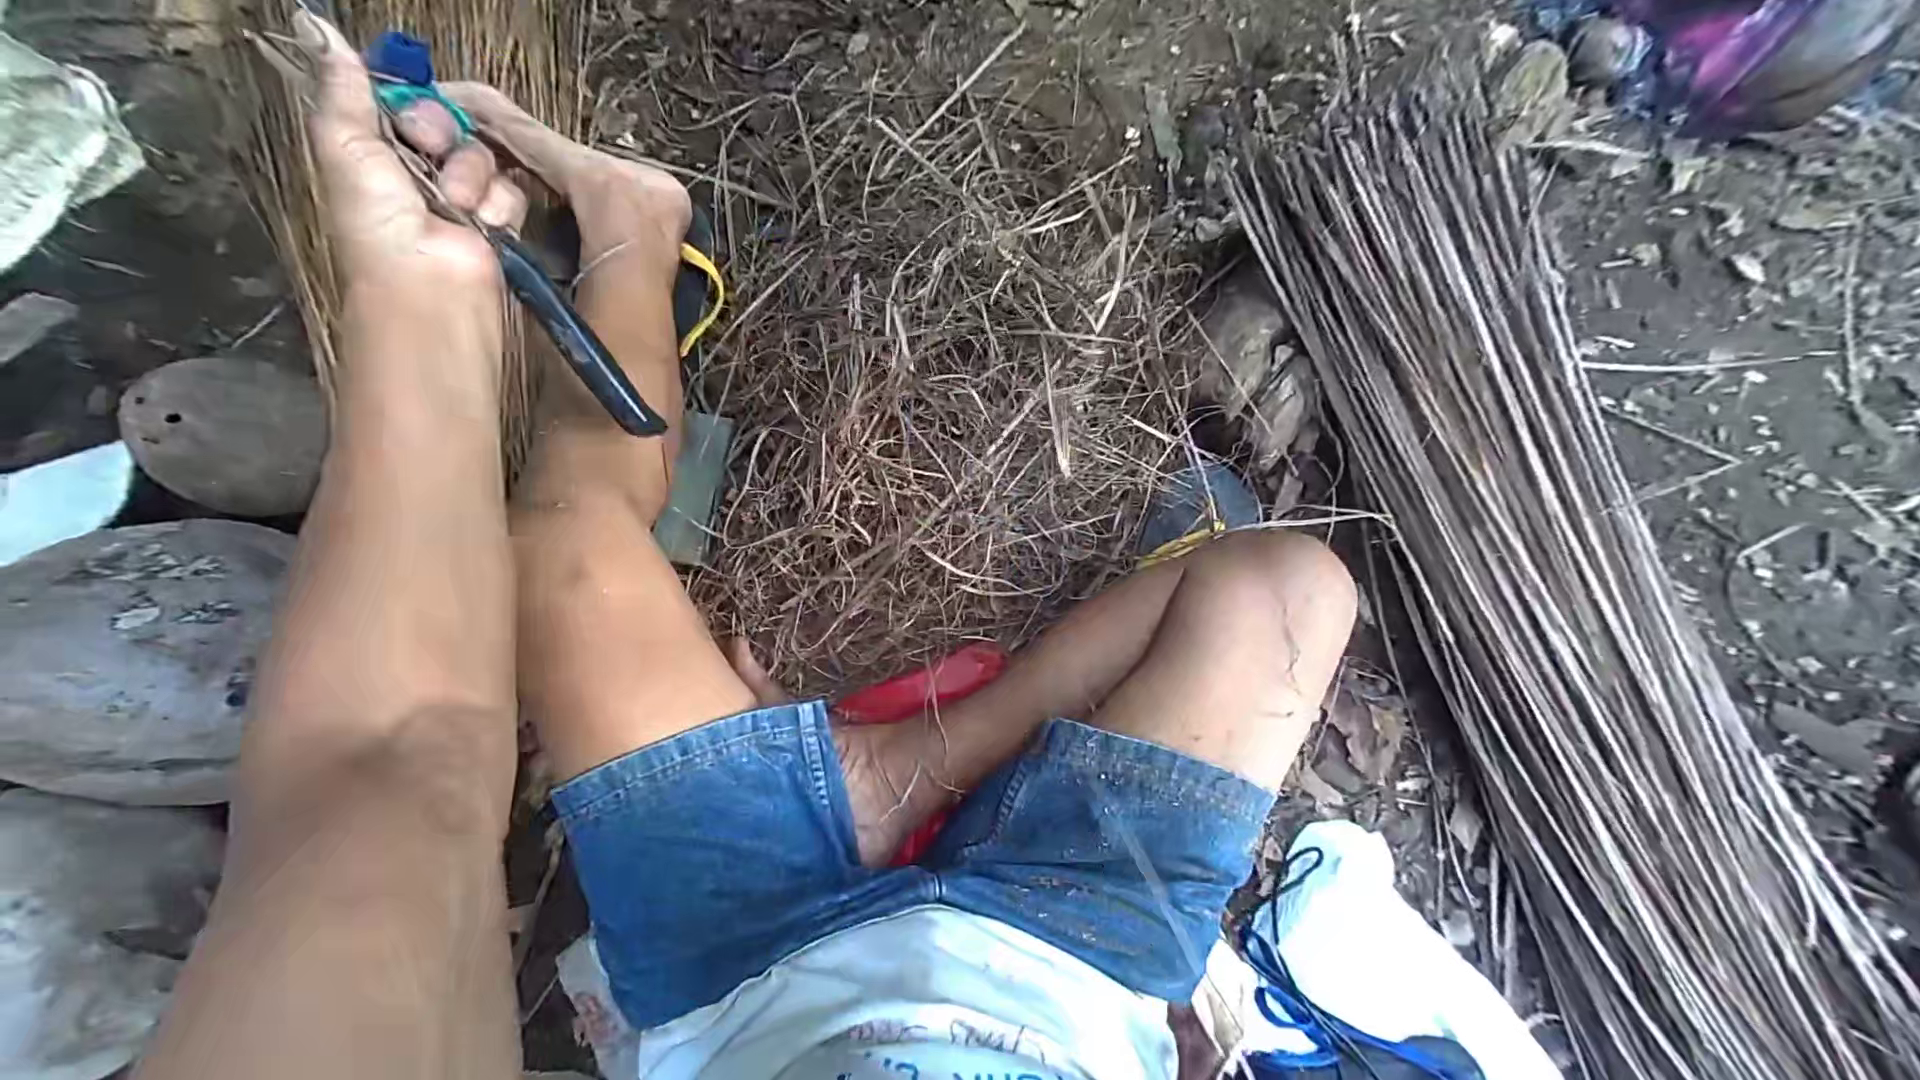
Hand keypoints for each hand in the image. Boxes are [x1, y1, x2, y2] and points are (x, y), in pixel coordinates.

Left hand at [296, 10, 526, 299]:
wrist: (429, 284)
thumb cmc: (377, 223)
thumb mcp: (344, 143)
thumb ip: (342, 88)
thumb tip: (316, 24)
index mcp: (377, 147)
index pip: (404, 102)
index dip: (411, 101)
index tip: (406, 115)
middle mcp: (422, 169)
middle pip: (447, 122)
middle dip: (442, 132)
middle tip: (430, 151)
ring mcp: (465, 196)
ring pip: (482, 155)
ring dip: (471, 175)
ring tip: (458, 205)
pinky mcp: (501, 221)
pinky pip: (511, 191)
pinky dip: (499, 204)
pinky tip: (484, 222)